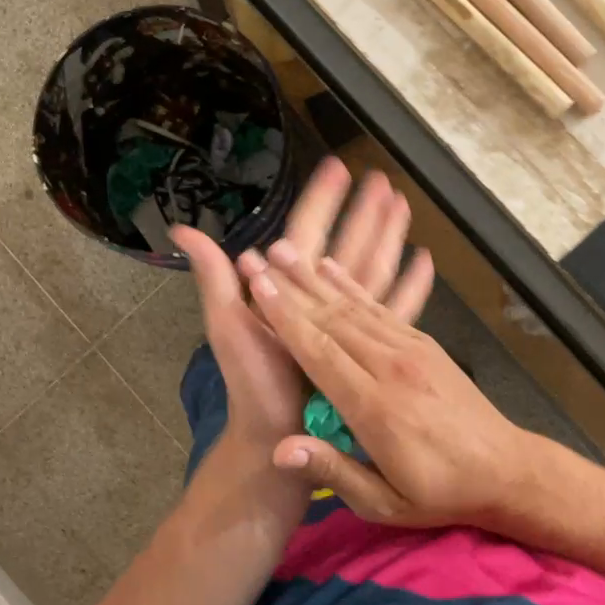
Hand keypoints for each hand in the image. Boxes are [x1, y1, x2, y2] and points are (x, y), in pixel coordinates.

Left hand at [169, 158, 433, 443]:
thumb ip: (214, 275)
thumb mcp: (228, 324)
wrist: (277, 437)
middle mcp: (317, 299)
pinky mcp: (365, 347)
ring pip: (373, 269)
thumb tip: (181, 229)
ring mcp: (344, 322)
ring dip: (389, 238)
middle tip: (384, 180)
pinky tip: (424, 262)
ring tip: (404, 207)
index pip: (307, 231)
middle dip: (365, 213)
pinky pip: (392, 308)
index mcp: (286, 287)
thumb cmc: (251, 383)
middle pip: (347, 244)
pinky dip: (409, 286)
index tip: (338, 167)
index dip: (322, 200)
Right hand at [246, 243, 536, 528]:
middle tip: (256, 259)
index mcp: (376, 409)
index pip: (320, 354)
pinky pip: (380, 308)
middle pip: (332, 320)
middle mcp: (392, 368)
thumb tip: (280, 451)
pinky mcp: (424, 342)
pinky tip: (329, 268)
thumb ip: (333, 472)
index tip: (257, 288)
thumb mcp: (385, 503)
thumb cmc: (440, 492)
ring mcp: (411, 350)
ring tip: (283, 251)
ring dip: (314, 278)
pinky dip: (350, 286)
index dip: (286, 319)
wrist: (507, 470)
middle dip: (290, 288)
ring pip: (353, 307)